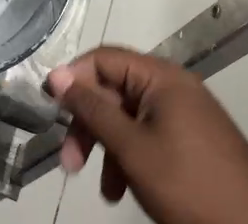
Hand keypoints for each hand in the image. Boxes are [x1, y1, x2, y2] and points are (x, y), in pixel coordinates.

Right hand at [45, 47, 247, 223]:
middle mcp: (176, 88)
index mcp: (163, 78)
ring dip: (108, 148)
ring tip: (104, 189)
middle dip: (89, 125)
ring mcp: (189, 116)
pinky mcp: (196, 142)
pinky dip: (131, 157)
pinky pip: (151, 136)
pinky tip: (124, 188)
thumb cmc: (188, 186)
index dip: (73, 79)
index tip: (51, 111)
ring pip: (131, 118)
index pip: (104, 58)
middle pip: (115, 90)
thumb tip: (56, 73)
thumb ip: (92, 109)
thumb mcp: (131, 148)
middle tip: (69, 164)